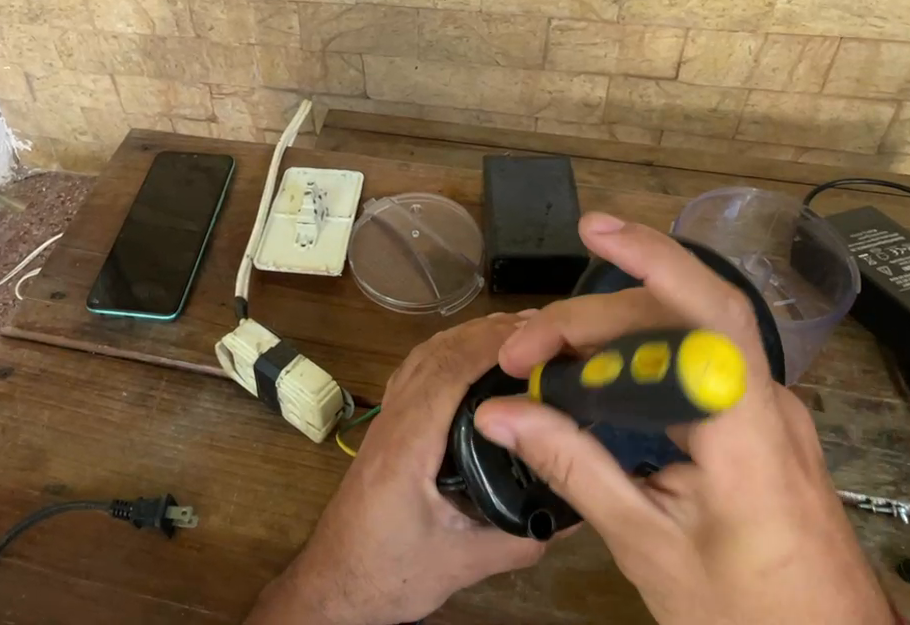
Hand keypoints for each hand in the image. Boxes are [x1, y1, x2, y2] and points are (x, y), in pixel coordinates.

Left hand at [246, 313, 547, 624]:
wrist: (334, 582)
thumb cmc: (389, 572)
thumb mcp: (460, 564)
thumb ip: (517, 539)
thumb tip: (576, 514)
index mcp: (409, 442)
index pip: (449, 371)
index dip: (491, 345)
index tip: (537, 335)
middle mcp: (395, 416)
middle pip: (438, 353)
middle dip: (487, 332)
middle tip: (540, 327)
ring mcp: (387, 416)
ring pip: (425, 355)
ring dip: (467, 336)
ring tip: (516, 332)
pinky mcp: (389, 424)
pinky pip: (418, 369)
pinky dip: (449, 351)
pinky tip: (474, 357)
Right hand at [474, 213, 892, 624]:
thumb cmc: (748, 613)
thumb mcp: (647, 544)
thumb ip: (573, 466)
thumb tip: (500, 412)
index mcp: (749, 428)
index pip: (711, 313)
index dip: (656, 259)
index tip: (594, 232)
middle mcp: (763, 399)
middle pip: (672, 319)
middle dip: (586, 323)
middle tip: (519, 355)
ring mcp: (762, 407)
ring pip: (676, 338)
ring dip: (603, 339)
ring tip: (541, 362)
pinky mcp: (751, 420)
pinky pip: (686, 367)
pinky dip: (628, 362)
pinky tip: (587, 378)